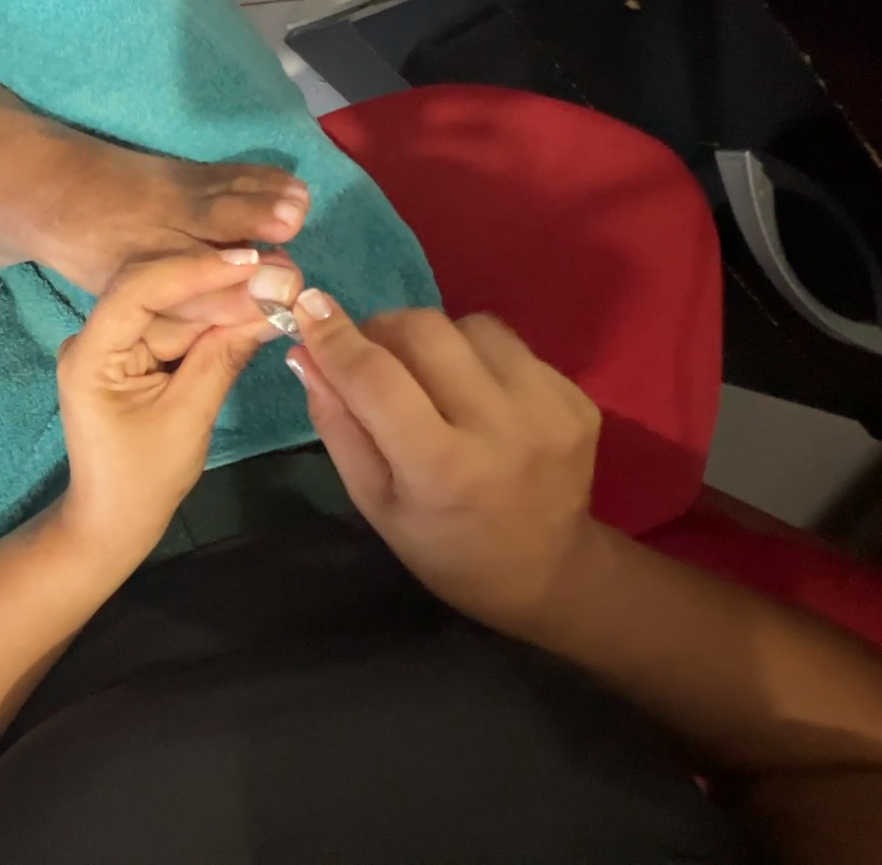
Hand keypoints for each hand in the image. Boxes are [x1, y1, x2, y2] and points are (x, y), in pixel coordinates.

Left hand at [56, 249, 299, 556]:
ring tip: (278, 280)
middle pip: (159, 293)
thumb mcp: (188, 417)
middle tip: (280, 266)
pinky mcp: (134, 354)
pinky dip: (213, 321)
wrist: (115, 519)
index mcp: (90, 353)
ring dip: (224, 298)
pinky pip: (176, 329)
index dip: (195, 270)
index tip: (250, 259)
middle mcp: (94, 337)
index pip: (138, 290)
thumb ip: (224, 355)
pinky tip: (253, 304)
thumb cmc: (144, 478)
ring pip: (174, 308)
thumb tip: (272, 303)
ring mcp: (113, 344)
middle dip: (220, 282)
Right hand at [286, 291, 601, 629]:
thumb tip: (304, 353)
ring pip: (468, 325)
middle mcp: (502, 429)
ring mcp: (549, 408)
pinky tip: (473, 395)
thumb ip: (335, 423)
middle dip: (380, 328)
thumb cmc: (439, 545)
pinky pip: (507, 344)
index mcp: (440, 468)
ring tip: (426, 378)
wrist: (545, 573)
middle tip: (367, 352)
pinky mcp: (577, 397)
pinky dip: (474, 356)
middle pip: (424, 330)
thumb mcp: (371, 498)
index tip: (308, 307)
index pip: (376, 379)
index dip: (335, 337)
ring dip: (430, 340)